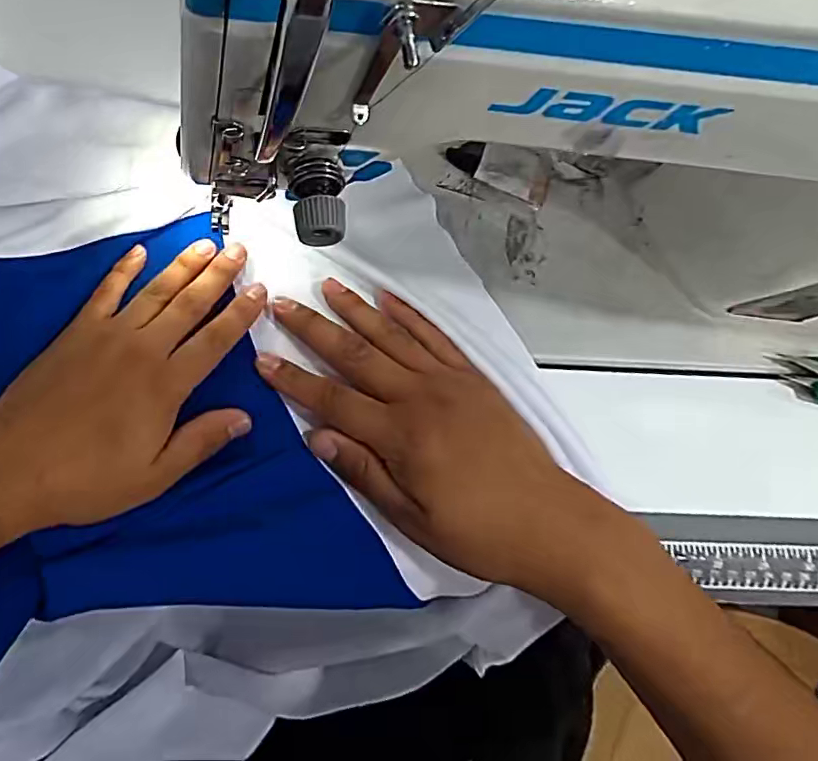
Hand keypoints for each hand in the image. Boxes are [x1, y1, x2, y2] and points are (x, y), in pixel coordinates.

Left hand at [0, 239, 265, 576]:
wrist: (14, 463)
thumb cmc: (87, 478)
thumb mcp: (153, 476)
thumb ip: (200, 442)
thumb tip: (244, 418)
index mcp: (166, 385)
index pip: (214, 340)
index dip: (240, 314)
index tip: (260, 289)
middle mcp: (143, 349)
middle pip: (189, 304)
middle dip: (218, 275)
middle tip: (238, 249)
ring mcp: (108, 334)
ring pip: (155, 290)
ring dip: (182, 265)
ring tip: (204, 244)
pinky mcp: (78, 330)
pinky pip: (106, 291)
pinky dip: (123, 269)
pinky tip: (139, 252)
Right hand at [256, 279, 652, 605]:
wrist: (554, 523)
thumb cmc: (480, 531)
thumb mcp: (413, 519)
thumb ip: (363, 472)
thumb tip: (316, 438)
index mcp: (400, 435)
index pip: (333, 399)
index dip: (294, 379)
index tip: (263, 359)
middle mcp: (419, 397)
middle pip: (355, 355)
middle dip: (313, 328)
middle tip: (283, 304)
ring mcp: (448, 380)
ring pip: (392, 335)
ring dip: (356, 309)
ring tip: (328, 286)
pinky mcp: (473, 376)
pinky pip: (435, 336)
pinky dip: (410, 314)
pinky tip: (388, 298)